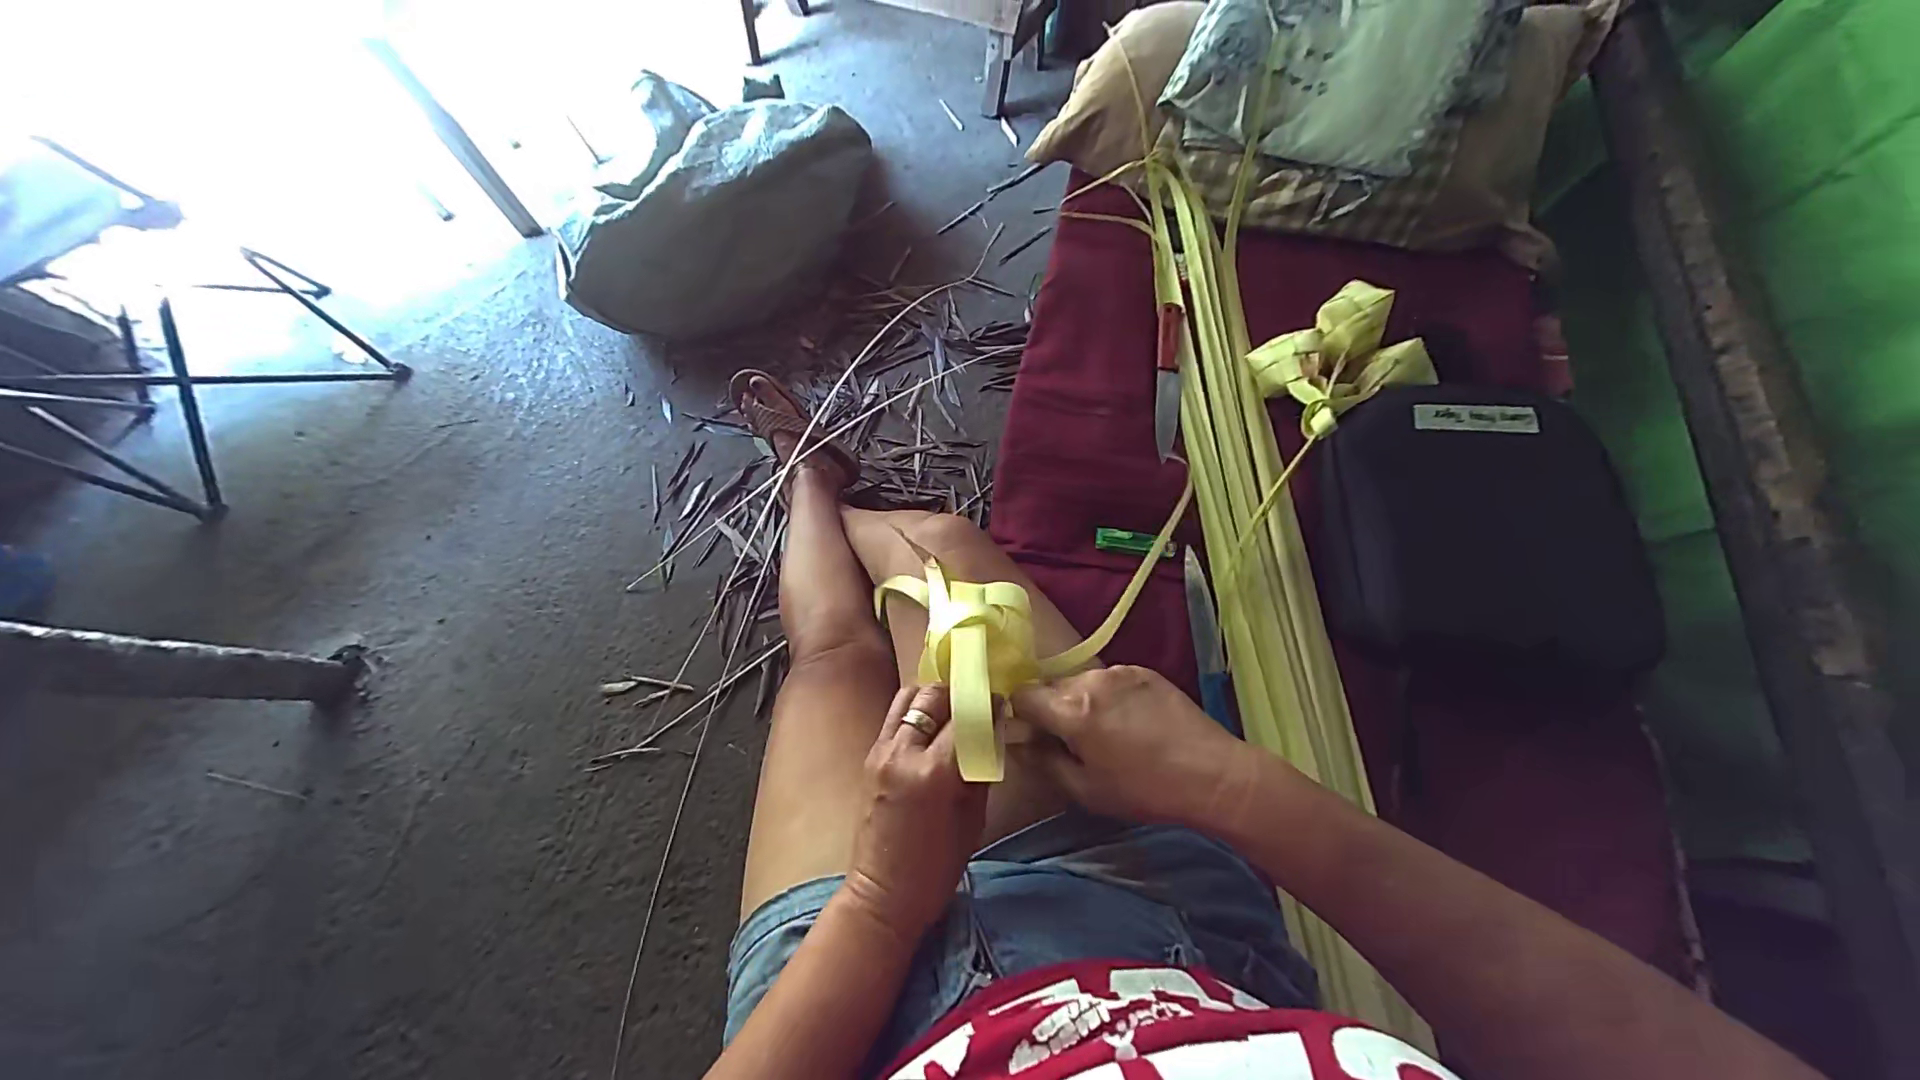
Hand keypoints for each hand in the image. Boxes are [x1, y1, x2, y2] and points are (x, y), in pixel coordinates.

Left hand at [843, 685, 989, 941]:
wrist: (882, 894)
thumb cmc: (936, 868)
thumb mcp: (972, 819)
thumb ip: (980, 769)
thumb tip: (992, 732)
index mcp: (933, 772)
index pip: (965, 719)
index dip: (987, 707)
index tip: (1001, 704)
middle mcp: (903, 752)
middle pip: (933, 696)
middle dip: (959, 695)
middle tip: (975, 705)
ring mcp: (881, 751)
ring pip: (909, 697)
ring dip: (933, 698)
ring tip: (951, 711)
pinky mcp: (870, 755)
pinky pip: (894, 716)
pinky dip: (915, 712)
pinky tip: (930, 726)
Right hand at [1011, 666, 1269, 828]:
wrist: (1213, 774)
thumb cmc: (1145, 790)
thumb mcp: (1086, 791)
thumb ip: (1044, 762)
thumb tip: (1019, 743)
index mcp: (1073, 710)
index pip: (1023, 694)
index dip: (1022, 715)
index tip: (1034, 735)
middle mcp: (1091, 680)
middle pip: (1051, 686)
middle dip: (1052, 709)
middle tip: (1072, 740)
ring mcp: (1119, 671)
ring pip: (1080, 682)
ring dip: (1080, 702)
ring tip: (1106, 732)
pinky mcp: (1142, 670)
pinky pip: (1108, 679)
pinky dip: (1107, 696)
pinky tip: (1129, 721)